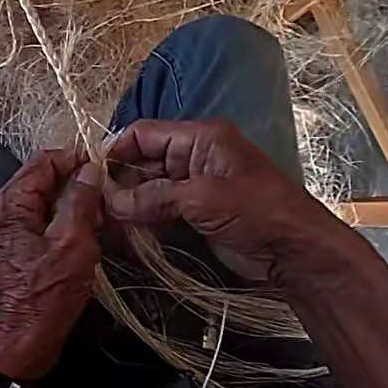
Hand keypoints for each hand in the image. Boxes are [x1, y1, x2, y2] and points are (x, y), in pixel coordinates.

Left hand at [0, 150, 102, 380]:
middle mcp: (3, 207)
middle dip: (77, 183)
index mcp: (9, 203)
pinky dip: (68, 216)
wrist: (31, 333)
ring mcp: (10, 223)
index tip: (105, 169)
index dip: (76, 159)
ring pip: (49, 195)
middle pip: (45, 176)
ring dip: (76, 201)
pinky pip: (46, 213)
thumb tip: (91, 168)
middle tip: (104, 200)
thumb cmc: (50, 291)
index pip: (44, 160)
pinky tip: (87, 231)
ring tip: (98, 220)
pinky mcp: (20, 238)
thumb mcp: (73, 241)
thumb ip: (80, 199)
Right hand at [103, 119, 359, 284]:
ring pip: (147, 186)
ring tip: (105, 218)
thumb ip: (154, 197)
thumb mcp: (203, 198)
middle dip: (119, 180)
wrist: (296, 253)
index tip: (91, 176)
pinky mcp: (194, 211)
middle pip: (142, 160)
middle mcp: (193, 156)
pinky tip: (125, 228)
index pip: (144, 134)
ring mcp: (193, 185)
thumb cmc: (258, 212)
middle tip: (95, 204)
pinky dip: (142, 216)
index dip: (115, 151)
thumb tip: (111, 202)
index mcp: (200, 138)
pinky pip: (158, 208)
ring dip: (128, 202)